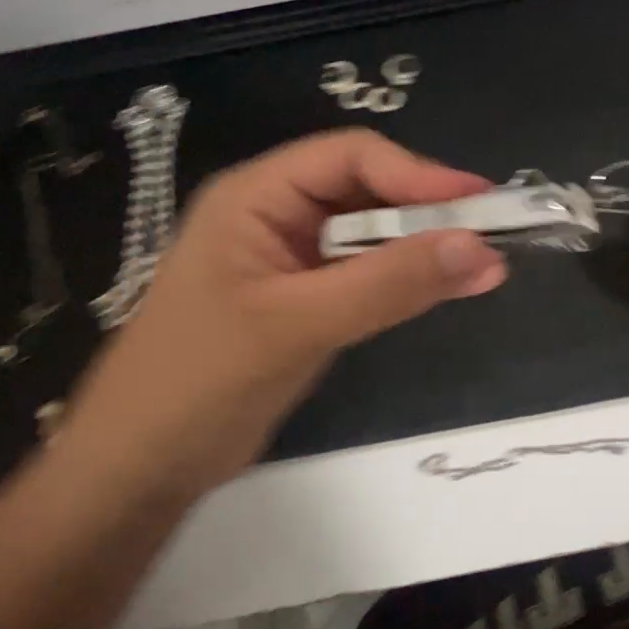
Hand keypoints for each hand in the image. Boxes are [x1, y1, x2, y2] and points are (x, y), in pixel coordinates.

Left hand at [59, 130, 508, 502]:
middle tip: (492, 236)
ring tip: (481, 265)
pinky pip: (363, 272)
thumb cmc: (200, 381)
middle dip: (428, 210)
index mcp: (256, 195)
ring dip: (421, 246)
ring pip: (370, 233)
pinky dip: (402, 278)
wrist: (135, 472)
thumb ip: (390, 283)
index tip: (481, 202)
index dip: (419, 173)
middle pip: (367, 189)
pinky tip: (441, 289)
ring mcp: (288, 258)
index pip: (352, 156)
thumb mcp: (300, 324)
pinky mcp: (301, 299)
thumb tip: (482, 249)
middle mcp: (274, 213)